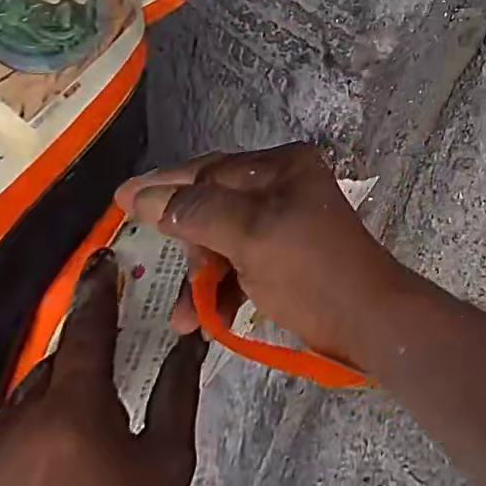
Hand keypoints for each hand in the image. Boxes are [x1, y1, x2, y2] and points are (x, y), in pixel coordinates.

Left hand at [0, 251, 205, 485]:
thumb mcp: (165, 461)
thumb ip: (177, 392)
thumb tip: (190, 340)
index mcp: (71, 408)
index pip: (87, 329)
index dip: (97, 291)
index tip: (102, 260)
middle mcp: (12, 426)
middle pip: (51, 368)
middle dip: (80, 361)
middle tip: (109, 369)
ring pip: (19, 408)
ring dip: (49, 403)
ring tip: (79, 429)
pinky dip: (20, 441)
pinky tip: (43, 466)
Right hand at [114, 143, 406, 368]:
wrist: (364, 317)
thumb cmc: (310, 267)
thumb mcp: (250, 234)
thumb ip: (197, 212)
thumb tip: (145, 195)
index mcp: (283, 166)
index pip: (212, 170)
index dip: (166, 185)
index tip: (121, 196)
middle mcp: (284, 185)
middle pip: (214, 204)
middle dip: (184, 238)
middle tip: (147, 257)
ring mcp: (284, 221)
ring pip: (222, 238)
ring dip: (199, 274)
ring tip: (183, 313)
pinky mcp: (283, 256)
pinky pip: (238, 263)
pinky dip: (220, 288)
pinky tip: (203, 319)